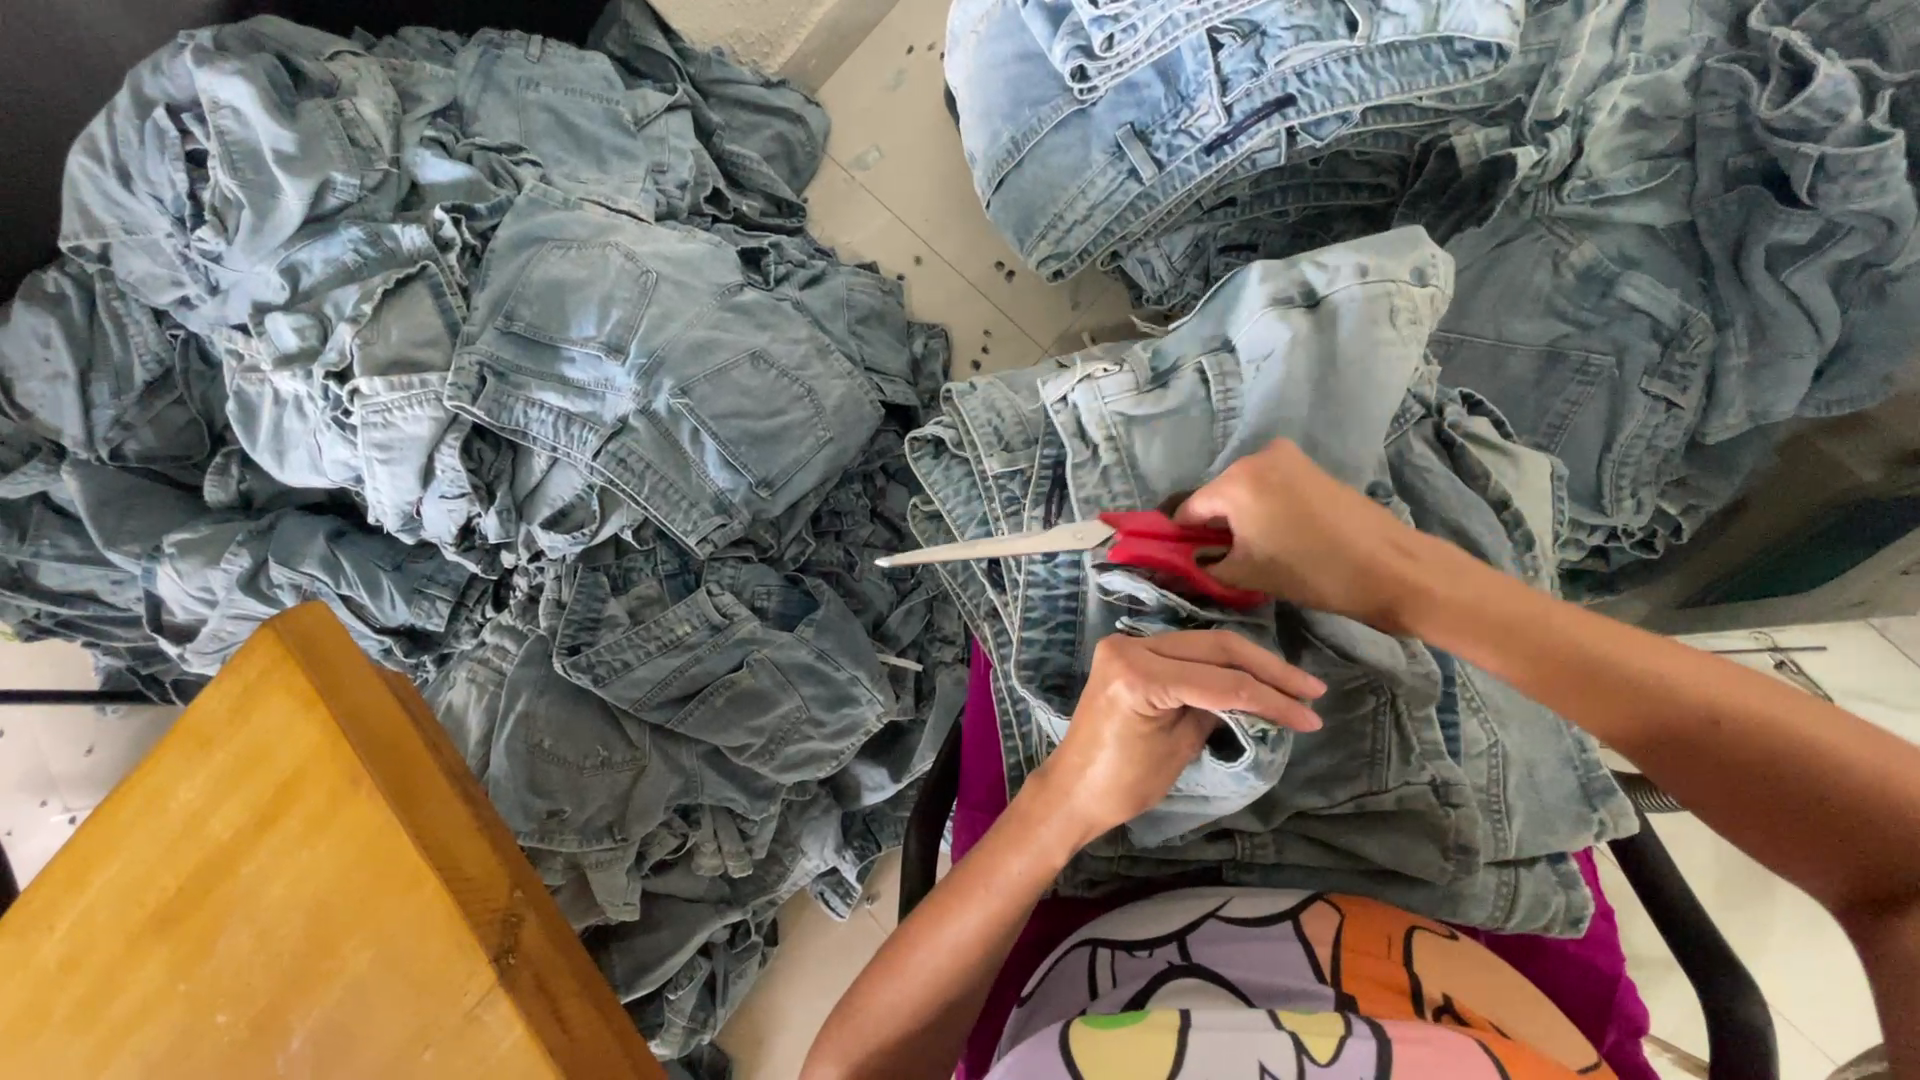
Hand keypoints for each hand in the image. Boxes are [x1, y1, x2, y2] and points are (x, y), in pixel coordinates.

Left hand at [1029, 631, 1325, 845]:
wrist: (1072, 790)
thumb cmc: (1121, 783)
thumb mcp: (1179, 748)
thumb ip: (1218, 712)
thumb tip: (1255, 697)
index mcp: (1139, 675)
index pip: (1221, 681)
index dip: (1271, 698)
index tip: (1311, 717)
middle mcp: (1131, 647)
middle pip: (1215, 647)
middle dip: (1268, 670)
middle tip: (1312, 691)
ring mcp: (1127, 646)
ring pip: (1203, 645)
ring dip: (1249, 664)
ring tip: (1294, 685)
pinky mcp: (1128, 654)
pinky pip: (1184, 654)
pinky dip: (1219, 666)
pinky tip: (1252, 679)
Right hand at [1175, 437, 1432, 633]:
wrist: (1389, 567)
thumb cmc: (1311, 571)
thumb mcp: (1246, 575)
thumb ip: (1204, 565)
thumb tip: (1189, 561)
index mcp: (1234, 481)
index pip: (1188, 510)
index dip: (1181, 540)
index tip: (1187, 563)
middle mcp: (1256, 457)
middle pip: (1215, 496)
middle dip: (1214, 526)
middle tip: (1224, 560)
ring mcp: (1287, 458)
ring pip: (1243, 491)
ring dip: (1240, 517)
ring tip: (1255, 550)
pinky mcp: (1310, 467)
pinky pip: (1269, 487)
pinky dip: (1263, 509)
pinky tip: (1278, 536)